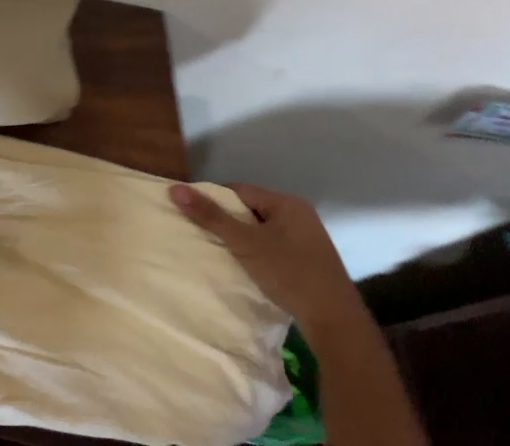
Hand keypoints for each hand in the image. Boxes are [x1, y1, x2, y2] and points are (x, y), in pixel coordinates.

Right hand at [169, 183, 364, 331]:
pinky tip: (248, 265)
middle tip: (206, 236)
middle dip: (227, 221)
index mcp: (287, 203)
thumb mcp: (244, 243)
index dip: (214, 201)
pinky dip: (258, 251)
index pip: (238, 190)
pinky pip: (274, 244)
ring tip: (223, 251)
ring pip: (261, 229)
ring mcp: (307, 238)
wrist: (334, 321)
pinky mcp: (309, 259)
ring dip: (242, 238)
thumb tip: (175, 188)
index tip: (195, 218)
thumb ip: (210, 215)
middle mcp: (300, 215)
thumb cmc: (289, 273)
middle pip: (250, 208)